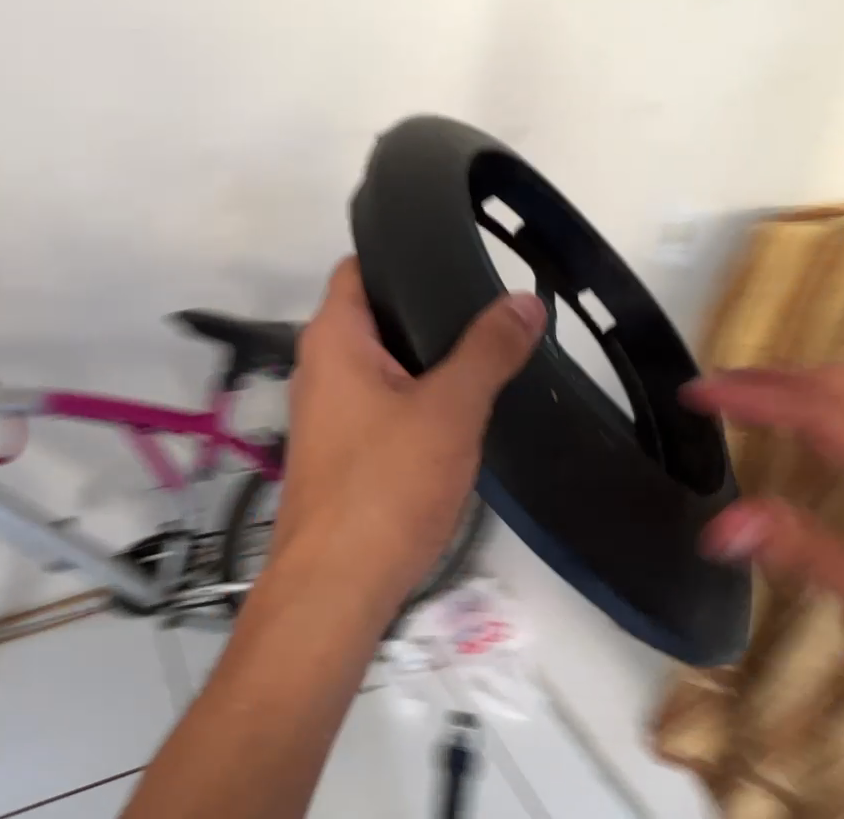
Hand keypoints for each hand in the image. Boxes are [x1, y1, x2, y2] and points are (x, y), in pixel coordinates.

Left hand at [271, 258, 545, 609]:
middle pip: (374, 314)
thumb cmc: (385, 485)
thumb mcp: (450, 410)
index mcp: (333, 338)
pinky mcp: (338, 450)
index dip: (402, 254)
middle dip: (426, 309)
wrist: (335, 588)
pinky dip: (413, 398)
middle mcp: (319, 366)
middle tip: (488, 306)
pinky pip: (379, 403)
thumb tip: (525, 299)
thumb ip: (488, 350)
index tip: (457, 255)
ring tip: (484, 353)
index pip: (359, 268)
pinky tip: (457, 413)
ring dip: (424, 360)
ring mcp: (326, 411)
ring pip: (380, 363)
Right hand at [685, 364, 843, 817]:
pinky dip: (835, 408)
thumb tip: (724, 522)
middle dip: (774, 378)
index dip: (754, 395)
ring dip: (804, 387)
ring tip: (750, 401)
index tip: (696, 394)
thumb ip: (807, 557)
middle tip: (712, 390)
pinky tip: (817, 435)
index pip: (825, 412)